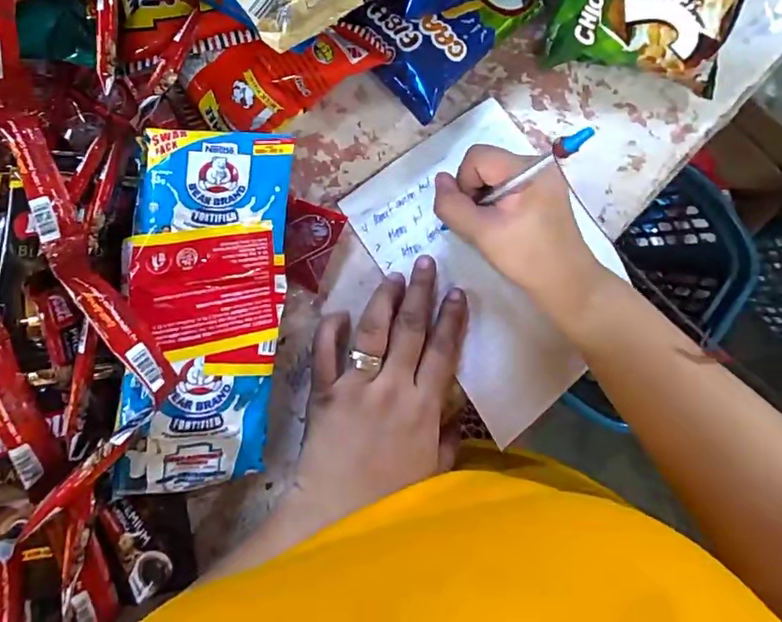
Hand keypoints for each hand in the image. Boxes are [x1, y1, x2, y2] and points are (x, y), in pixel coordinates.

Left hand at [289, 258, 467, 528]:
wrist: (334, 517)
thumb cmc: (389, 503)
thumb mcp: (431, 477)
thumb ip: (446, 444)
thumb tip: (456, 418)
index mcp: (423, 408)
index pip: (442, 352)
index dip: (451, 319)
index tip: (458, 292)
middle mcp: (392, 388)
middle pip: (410, 329)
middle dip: (420, 292)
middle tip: (425, 263)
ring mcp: (356, 385)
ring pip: (372, 330)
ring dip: (383, 300)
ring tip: (393, 276)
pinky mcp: (324, 391)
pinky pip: (325, 351)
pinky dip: (330, 329)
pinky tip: (338, 312)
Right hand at [433, 144, 616, 327]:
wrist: (569, 285)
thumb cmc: (527, 258)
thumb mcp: (481, 233)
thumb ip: (452, 205)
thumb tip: (439, 180)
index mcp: (529, 168)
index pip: (476, 157)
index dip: (465, 184)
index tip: (474, 216)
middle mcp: (539, 164)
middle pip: (485, 162)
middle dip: (474, 190)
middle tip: (483, 223)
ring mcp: (544, 176)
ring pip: (494, 173)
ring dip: (485, 197)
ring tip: (495, 225)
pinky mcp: (545, 189)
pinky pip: (508, 183)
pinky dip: (498, 200)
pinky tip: (506, 224)